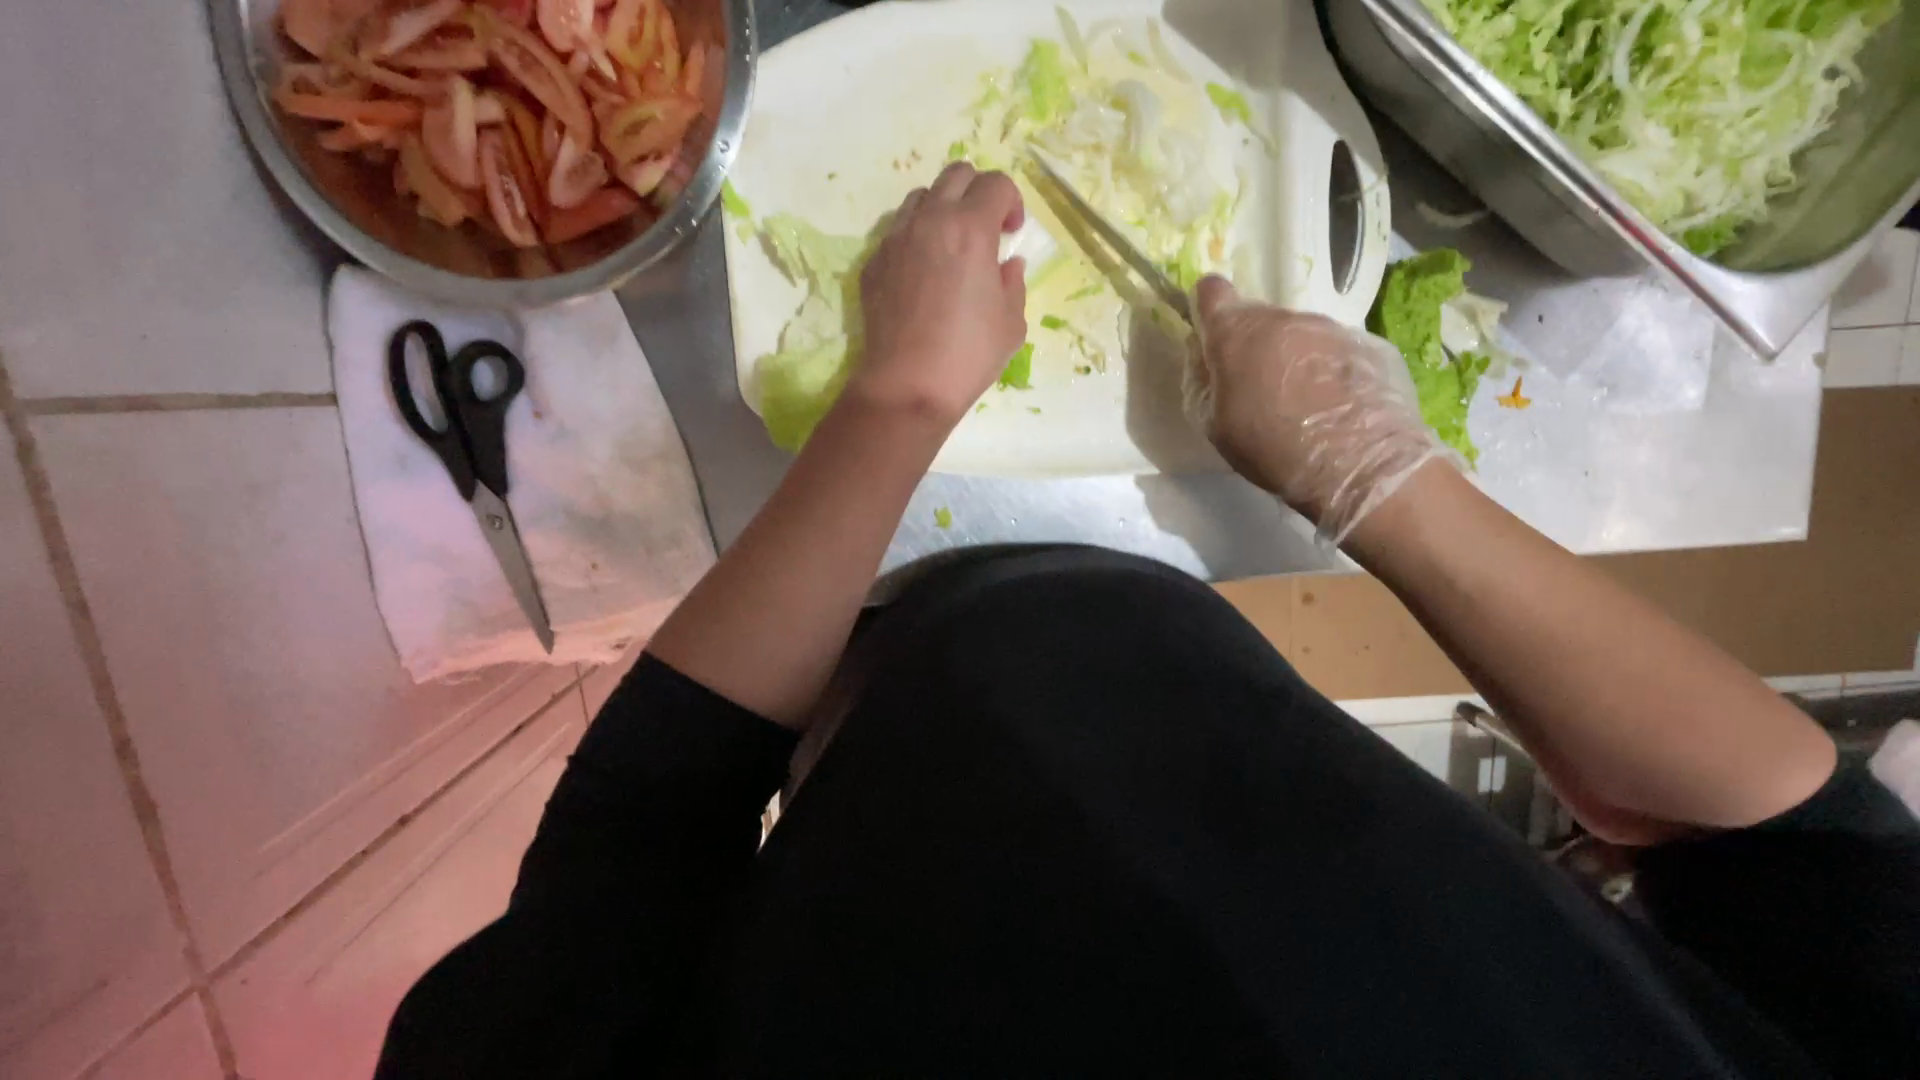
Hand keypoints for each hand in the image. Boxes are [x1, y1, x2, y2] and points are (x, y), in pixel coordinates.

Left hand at [848, 163, 1028, 426]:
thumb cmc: (968, 355)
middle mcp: (930, 221)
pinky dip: (915, 238)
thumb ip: (1013, 283)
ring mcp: (895, 239)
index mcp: (971, 228)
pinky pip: (896, 231)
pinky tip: (923, 274)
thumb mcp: (1011, 323)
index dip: (1011, 202)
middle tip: (985, 229)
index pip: (996, 184)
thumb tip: (1007, 264)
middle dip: (976, 192)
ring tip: (950, 247)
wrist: (907, 385)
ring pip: (920, 198)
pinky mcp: (873, 263)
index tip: (1012, 232)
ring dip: (942, 210)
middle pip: (956, 174)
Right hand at [1186, 276, 1450, 544]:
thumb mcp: (1213, 426)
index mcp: (1236, 333)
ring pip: (1299, 334)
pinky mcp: (1369, 343)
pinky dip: (1330, 370)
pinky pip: (1336, 350)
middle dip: (1252, 344)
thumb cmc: (1271, 448)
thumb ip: (1200, 382)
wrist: (1359, 465)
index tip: (1211, 333)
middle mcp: (1283, 317)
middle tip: (1258, 388)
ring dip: (1293, 357)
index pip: (1211, 291)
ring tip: (1303, 402)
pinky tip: (1336, 406)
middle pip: (1258, 317)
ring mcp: (1331, 326)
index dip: (1207, 308)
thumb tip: (1201, 357)